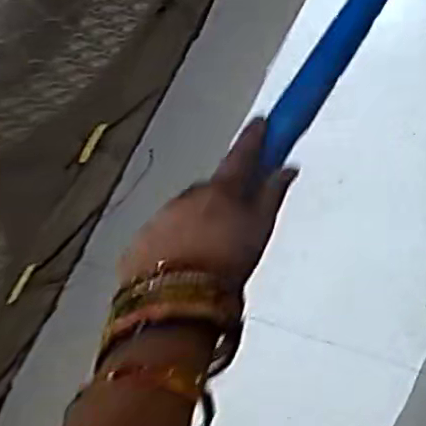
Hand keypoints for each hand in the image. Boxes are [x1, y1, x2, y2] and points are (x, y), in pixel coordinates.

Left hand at [116, 118, 297, 290]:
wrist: (176, 302)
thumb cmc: (226, 263)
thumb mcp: (261, 227)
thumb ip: (273, 193)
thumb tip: (286, 169)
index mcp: (222, 188)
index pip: (243, 153)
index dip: (255, 137)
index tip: (261, 122)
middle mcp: (188, 196)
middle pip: (213, 187)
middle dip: (223, 197)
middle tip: (237, 223)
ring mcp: (160, 218)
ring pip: (186, 212)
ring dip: (197, 222)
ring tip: (213, 253)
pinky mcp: (139, 243)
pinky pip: (162, 235)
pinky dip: (174, 242)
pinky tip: (188, 263)